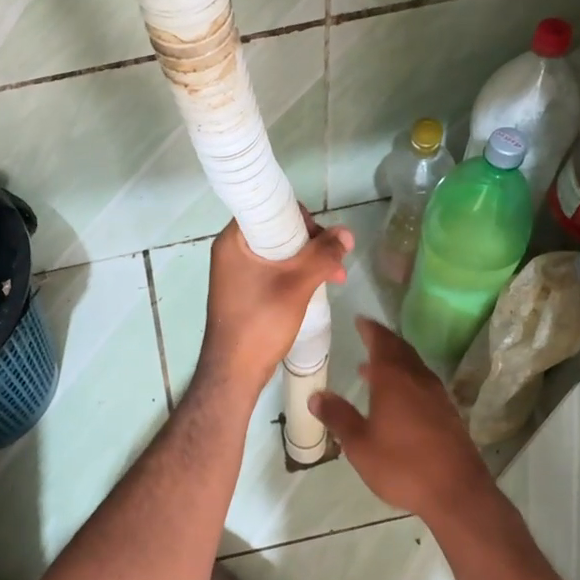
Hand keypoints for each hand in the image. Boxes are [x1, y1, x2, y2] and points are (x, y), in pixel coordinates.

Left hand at [196, 210, 351, 396]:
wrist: (234, 371)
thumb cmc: (261, 322)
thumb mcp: (297, 284)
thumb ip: (323, 255)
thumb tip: (347, 234)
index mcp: (234, 240)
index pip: (271, 208)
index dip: (302, 217)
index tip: (322, 238)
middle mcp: (232, 251)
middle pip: (278, 229)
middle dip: (312, 242)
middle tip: (335, 260)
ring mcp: (237, 273)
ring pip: (279, 252)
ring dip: (309, 260)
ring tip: (336, 277)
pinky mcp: (245, 292)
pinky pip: (274, 271)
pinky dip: (296, 275)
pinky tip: (318, 287)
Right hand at [308, 318, 494, 520]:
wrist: (455, 491)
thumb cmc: (401, 466)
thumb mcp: (360, 445)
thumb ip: (339, 417)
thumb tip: (317, 396)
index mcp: (393, 381)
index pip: (381, 343)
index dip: (370, 330)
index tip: (360, 319)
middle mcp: (417, 380)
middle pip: (400, 351)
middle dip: (383, 341)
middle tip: (368, 336)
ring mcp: (437, 396)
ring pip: (414, 367)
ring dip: (395, 362)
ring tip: (373, 368)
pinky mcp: (448, 414)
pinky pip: (423, 384)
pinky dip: (407, 379)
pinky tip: (399, 398)